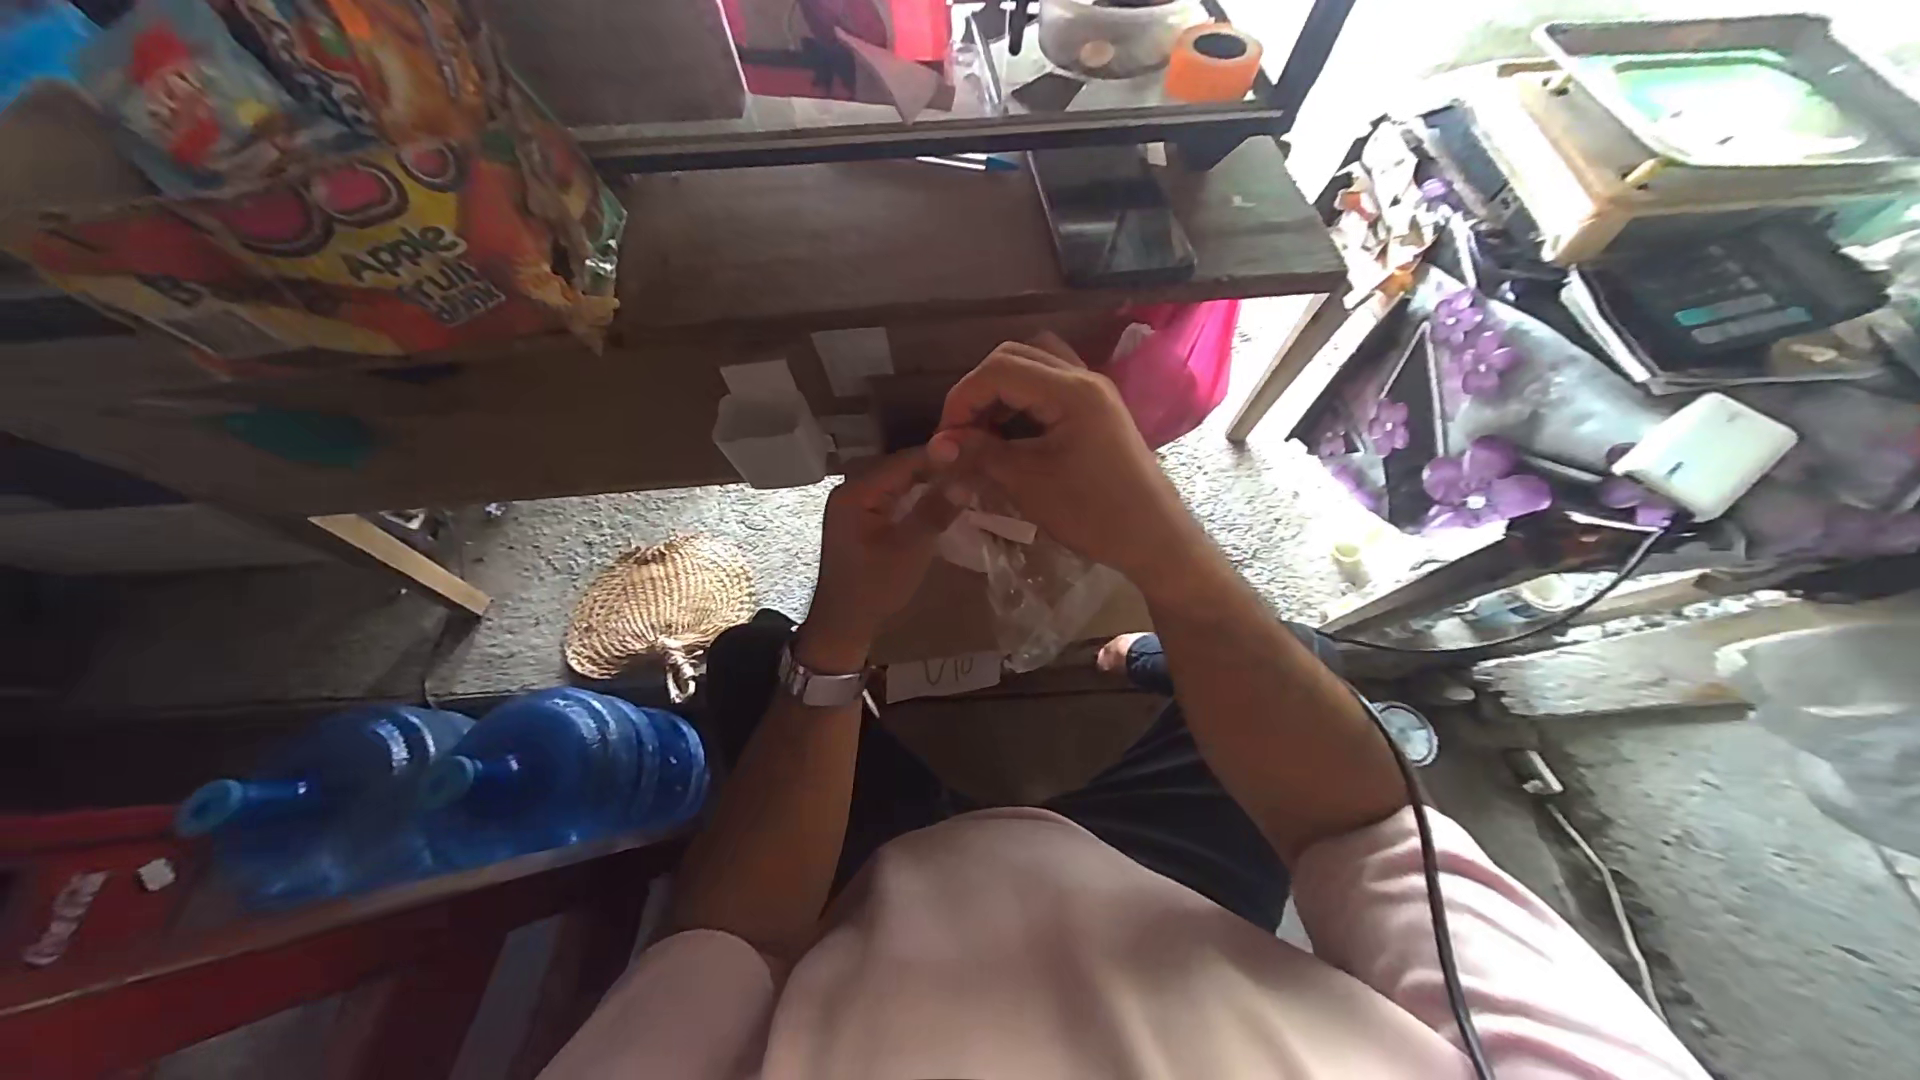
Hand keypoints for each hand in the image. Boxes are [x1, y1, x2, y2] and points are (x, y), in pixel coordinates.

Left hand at [797, 449, 966, 671]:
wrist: (843, 625)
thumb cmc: (874, 587)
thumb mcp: (909, 549)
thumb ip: (935, 511)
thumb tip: (966, 480)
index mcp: (856, 492)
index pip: (903, 462)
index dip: (938, 457)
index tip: (973, 453)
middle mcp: (851, 491)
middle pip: (900, 469)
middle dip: (935, 468)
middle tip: (973, 466)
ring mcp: (855, 506)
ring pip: (898, 484)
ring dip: (928, 482)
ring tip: (963, 480)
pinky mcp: (862, 521)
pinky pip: (893, 499)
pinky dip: (916, 498)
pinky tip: (939, 501)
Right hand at [927, 336, 1210, 593]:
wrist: (1154, 537)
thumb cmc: (1093, 513)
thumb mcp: (1029, 484)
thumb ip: (981, 455)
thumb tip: (938, 445)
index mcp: (1070, 391)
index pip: (998, 370)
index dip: (962, 399)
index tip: (946, 438)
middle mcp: (1084, 378)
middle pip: (1014, 356)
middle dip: (978, 390)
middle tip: (961, 432)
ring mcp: (1094, 391)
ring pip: (1034, 364)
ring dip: (1000, 390)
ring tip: (983, 430)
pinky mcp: (1097, 408)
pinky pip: (1051, 383)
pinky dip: (1023, 398)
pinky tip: (1011, 431)